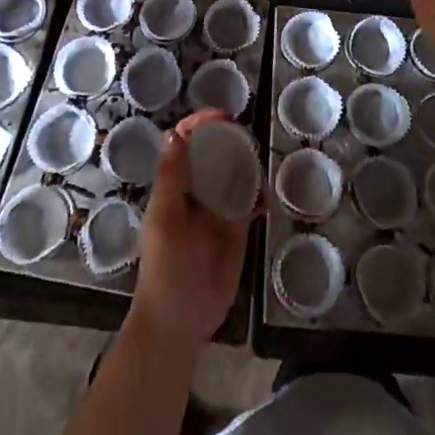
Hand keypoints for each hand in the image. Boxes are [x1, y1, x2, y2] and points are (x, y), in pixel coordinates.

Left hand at [130, 110, 251, 350]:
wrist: (180, 319)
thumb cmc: (166, 267)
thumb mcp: (165, 218)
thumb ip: (172, 178)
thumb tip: (177, 133)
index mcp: (173, 186)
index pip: (185, 143)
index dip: (200, 124)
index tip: (223, 115)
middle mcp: (196, 192)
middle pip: (212, 153)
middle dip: (227, 137)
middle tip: (249, 129)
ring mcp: (217, 211)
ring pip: (233, 174)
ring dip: (245, 161)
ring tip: (262, 151)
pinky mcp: (236, 230)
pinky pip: (249, 203)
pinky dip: (259, 193)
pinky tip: (269, 188)